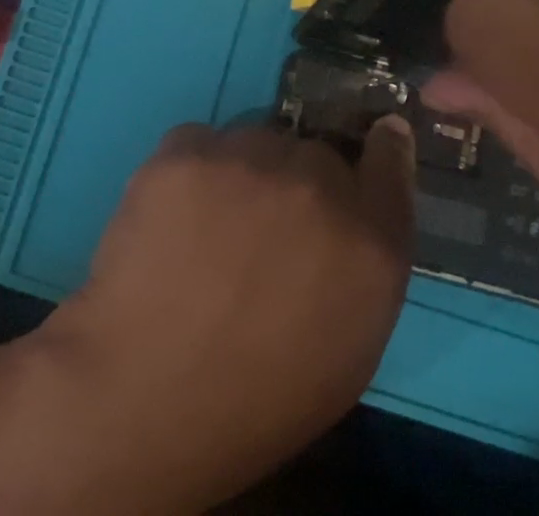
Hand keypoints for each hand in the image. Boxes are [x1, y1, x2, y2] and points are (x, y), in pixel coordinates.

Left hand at [32, 119, 414, 510]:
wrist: (150, 392)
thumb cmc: (260, 398)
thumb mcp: (348, 351)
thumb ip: (364, 270)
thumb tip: (355, 220)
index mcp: (372, 243)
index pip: (387, 162)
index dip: (377, 149)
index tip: (369, 140)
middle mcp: (318, 187)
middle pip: (314, 153)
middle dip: (296, 183)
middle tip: (258, 229)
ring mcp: (249, 163)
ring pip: (253, 142)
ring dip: (241, 174)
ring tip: (206, 227)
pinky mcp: (184, 155)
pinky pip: (196, 141)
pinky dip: (189, 170)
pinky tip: (171, 217)